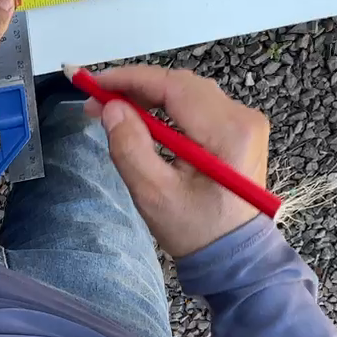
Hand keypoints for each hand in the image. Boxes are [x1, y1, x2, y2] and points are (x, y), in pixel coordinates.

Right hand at [89, 65, 271, 257]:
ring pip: (188, 93)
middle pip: (181, 85)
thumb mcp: (154, 194)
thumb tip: (111, 109)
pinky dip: (166, 109)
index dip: (129, 79)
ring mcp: (244, 123)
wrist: (234, 257)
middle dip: (135, 87)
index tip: (92, 82)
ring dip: (148, 97)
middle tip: (95, 101)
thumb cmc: (195, 231)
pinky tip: (142, 120)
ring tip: (113, 110)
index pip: (172, 86)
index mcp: (226, 132)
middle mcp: (242, 118)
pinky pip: (197, 107)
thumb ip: (130, 148)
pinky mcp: (239, 132)